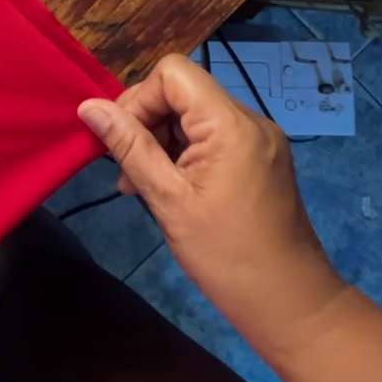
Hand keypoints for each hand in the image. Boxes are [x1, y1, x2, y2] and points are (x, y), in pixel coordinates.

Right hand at [78, 53, 348, 358]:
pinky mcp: (259, 156)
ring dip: (161, 138)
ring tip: (141, 182)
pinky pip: (210, 134)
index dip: (139, 98)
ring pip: (193, 112)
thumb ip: (128, 146)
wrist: (293, 308)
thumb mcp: (168, 199)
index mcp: (231, 124)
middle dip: (146, 120)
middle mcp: (249, 120)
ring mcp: (258, 138)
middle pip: (182, 90)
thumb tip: (88, 107)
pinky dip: (183, 150)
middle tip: (127, 168)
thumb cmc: (227, 257)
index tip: (125, 141)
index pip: (172, 73)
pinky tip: (169, 185)